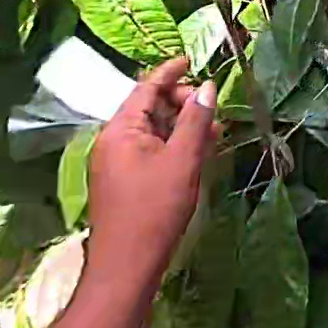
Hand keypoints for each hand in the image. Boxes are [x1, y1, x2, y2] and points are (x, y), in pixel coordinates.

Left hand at [83, 57, 218, 292]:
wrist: (126, 268)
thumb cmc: (154, 209)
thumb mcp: (183, 159)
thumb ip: (196, 119)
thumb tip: (207, 86)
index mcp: (120, 131)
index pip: (146, 88)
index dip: (170, 72)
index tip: (191, 58)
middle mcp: (113, 142)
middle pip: (150, 107)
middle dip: (183, 102)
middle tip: (212, 109)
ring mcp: (117, 163)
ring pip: (154, 129)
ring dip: (183, 125)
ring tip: (213, 131)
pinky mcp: (125, 181)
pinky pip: (152, 149)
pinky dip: (175, 144)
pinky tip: (198, 150)